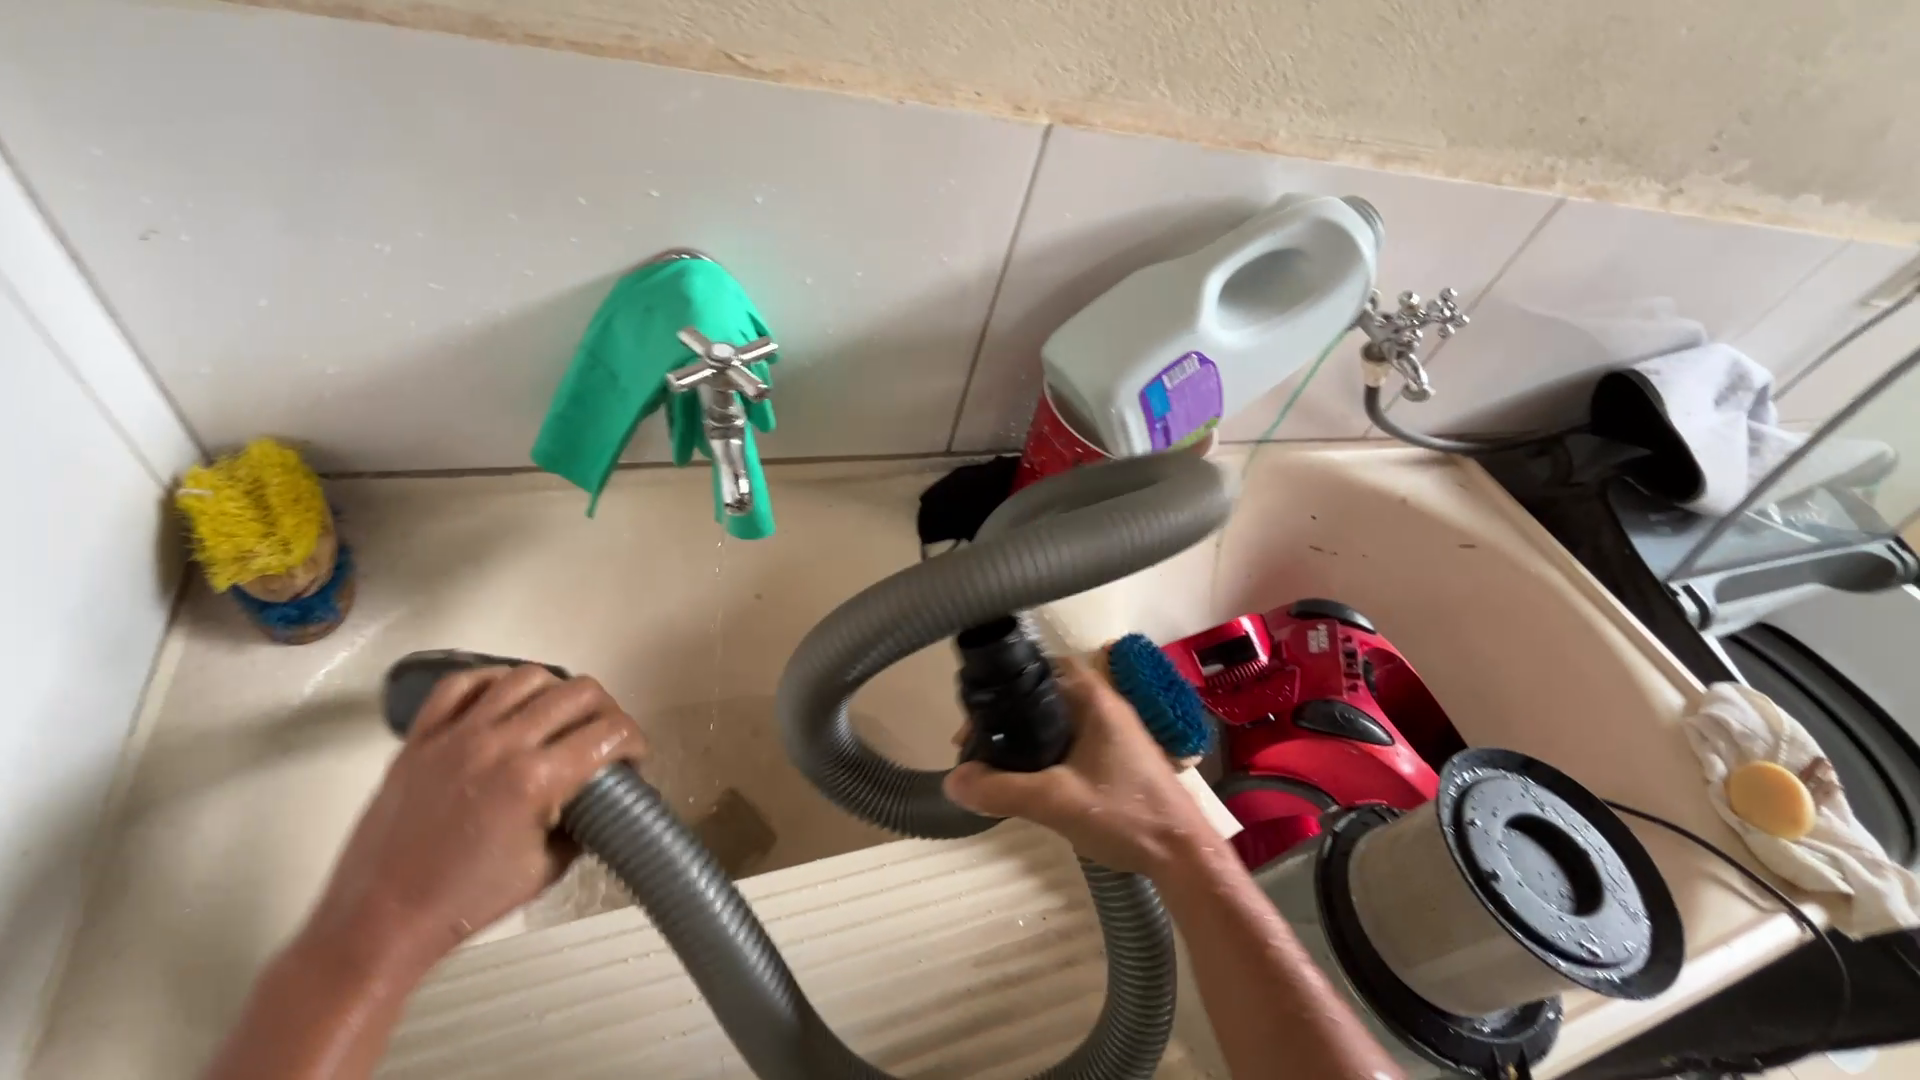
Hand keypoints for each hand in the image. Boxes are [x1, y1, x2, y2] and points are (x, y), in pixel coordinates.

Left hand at [306, 665, 645, 972]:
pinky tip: (505, 701)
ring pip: (526, 677)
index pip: (609, 731)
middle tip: (604, 736)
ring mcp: (456, 735)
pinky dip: (493, 683)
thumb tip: (602, 799)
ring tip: (557, 717)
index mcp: (536, 780)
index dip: (635, 740)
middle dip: (607, 710)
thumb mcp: (547, 870)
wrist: (378, 921)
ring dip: (556, 691)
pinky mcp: (420, 736)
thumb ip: (583, 823)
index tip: (633, 757)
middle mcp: (500, 744)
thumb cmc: (468, 904)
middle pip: (578, 692)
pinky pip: (463, 684)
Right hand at [943, 655, 1207, 875]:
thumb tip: (953, 781)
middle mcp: (1109, 708)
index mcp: (1096, 701)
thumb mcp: (1054, 803)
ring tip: (1000, 763)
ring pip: (1063, 722)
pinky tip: (1034, 780)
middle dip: (1014, 715)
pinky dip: (1050, 752)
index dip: (1010, 683)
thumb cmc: (1125, 816)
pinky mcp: (1121, 760)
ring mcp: (1118, 735)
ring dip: (1032, 736)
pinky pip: (1075, 743)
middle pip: (1050, 695)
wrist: (1183, 856)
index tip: (981, 713)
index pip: (1047, 667)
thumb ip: (1001, 790)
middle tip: (983, 744)